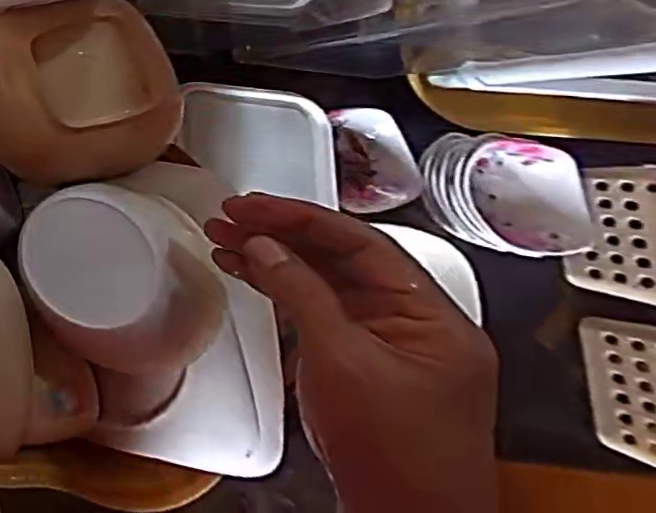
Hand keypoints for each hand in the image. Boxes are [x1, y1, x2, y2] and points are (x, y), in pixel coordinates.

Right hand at [204, 195, 497, 512]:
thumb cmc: (397, 450)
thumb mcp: (342, 358)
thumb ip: (302, 292)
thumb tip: (264, 244)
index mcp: (432, 320)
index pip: (363, 244)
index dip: (301, 217)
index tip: (252, 206)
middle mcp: (413, 323)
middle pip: (340, 255)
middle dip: (280, 231)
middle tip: (230, 214)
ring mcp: (384, 338)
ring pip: (320, 275)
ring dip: (269, 252)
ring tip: (222, 234)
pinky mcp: (355, 352)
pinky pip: (311, 300)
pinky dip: (274, 280)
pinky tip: (242, 268)